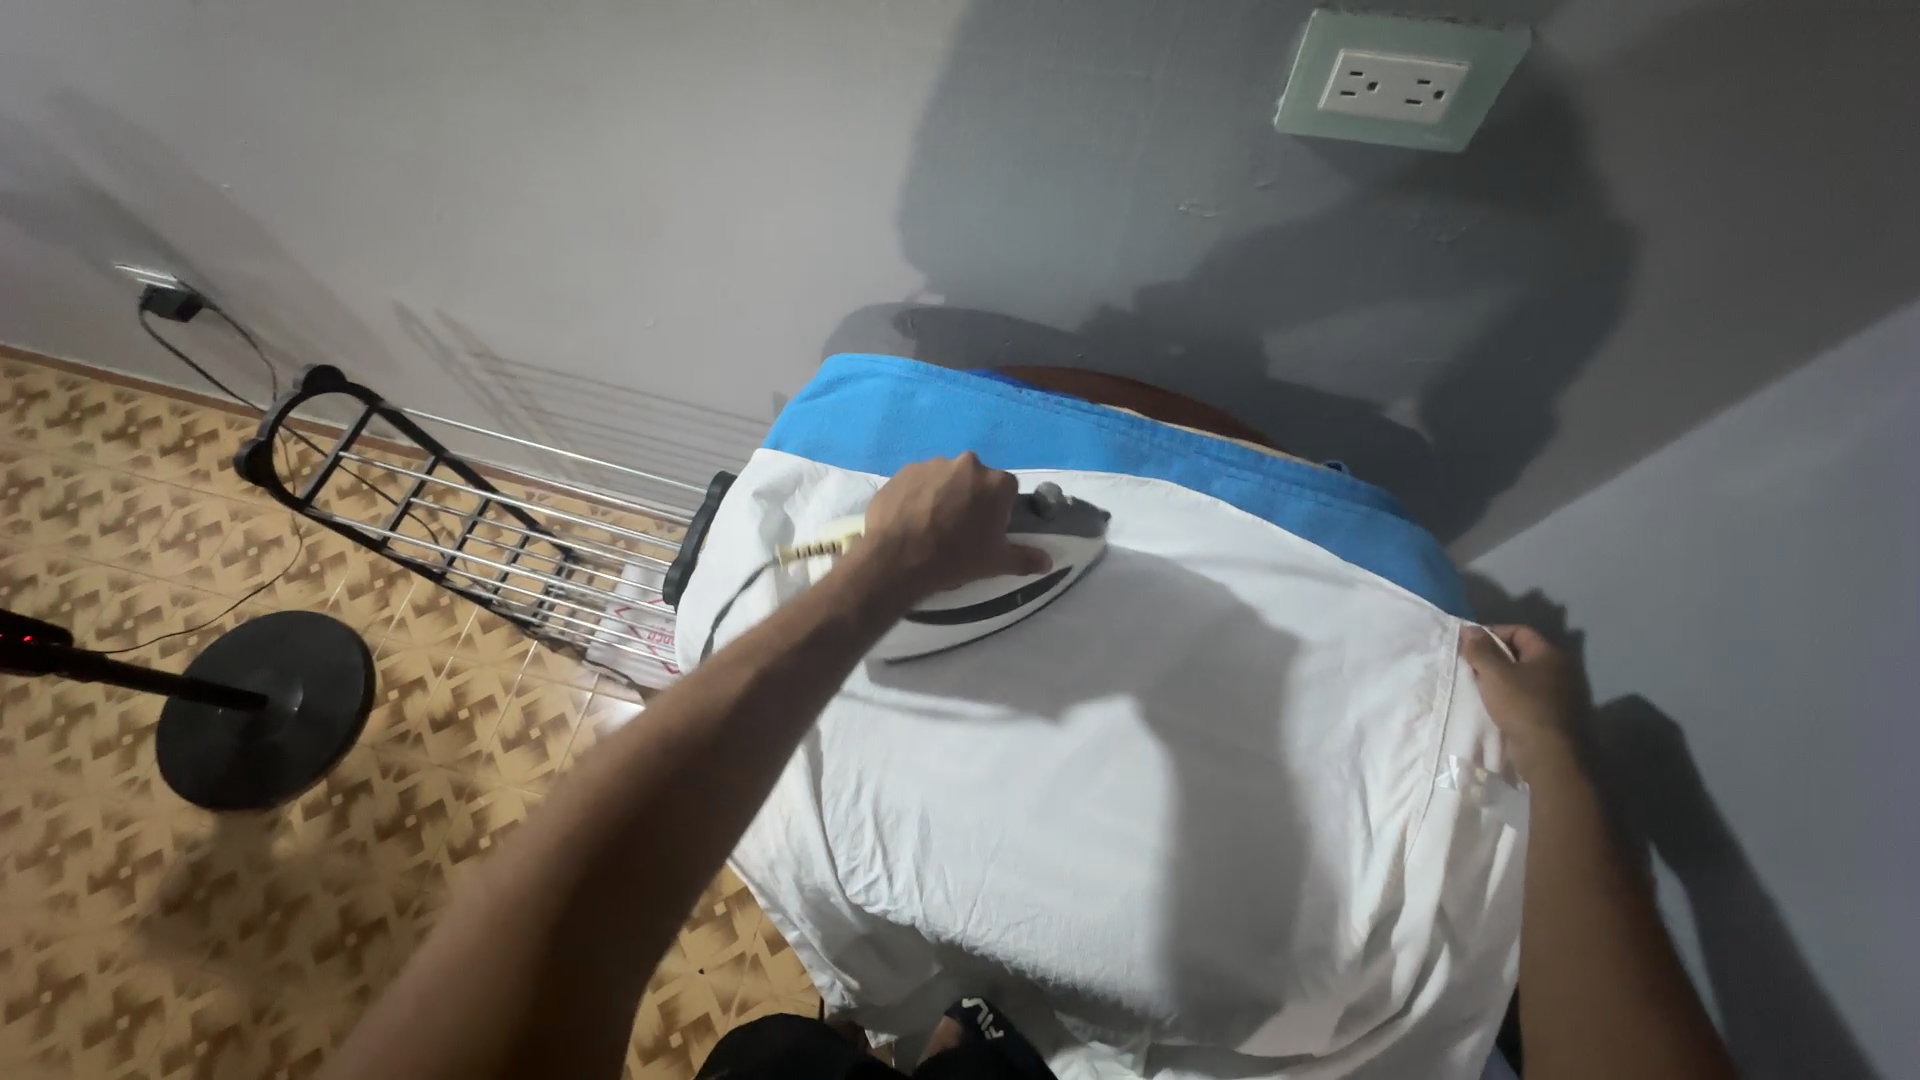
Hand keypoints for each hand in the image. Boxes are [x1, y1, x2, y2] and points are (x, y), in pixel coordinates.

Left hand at [856, 453, 1051, 600]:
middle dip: (970, 498)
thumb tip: (1048, 562)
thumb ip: (1025, 558)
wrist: (897, 559)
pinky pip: (917, 482)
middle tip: (957, 528)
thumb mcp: (995, 563)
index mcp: (996, 482)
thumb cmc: (955, 558)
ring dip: (943, 495)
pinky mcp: (903, 471)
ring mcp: (932, 464)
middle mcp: (967, 464)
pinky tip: (910, 519)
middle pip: (975, 480)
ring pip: (945, 478)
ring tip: (929, 525)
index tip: (986, 530)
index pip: (1006, 490)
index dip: (998, 510)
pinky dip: (917, 496)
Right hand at [1461, 625, 1588, 779]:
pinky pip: (1528, 693)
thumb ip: (1479, 649)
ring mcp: (1561, 692)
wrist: (1549, 753)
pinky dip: (1510, 693)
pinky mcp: (1556, 712)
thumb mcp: (1493, 673)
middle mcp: (1560, 669)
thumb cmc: (1521, 706)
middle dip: (1494, 655)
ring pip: (1523, 674)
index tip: (1469, 644)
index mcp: (1549, 654)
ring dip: (1500, 676)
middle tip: (1470, 664)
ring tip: (1478, 684)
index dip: (1492, 632)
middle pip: (1521, 652)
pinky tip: (1495, 702)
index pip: (1519, 630)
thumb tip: (1469, 629)